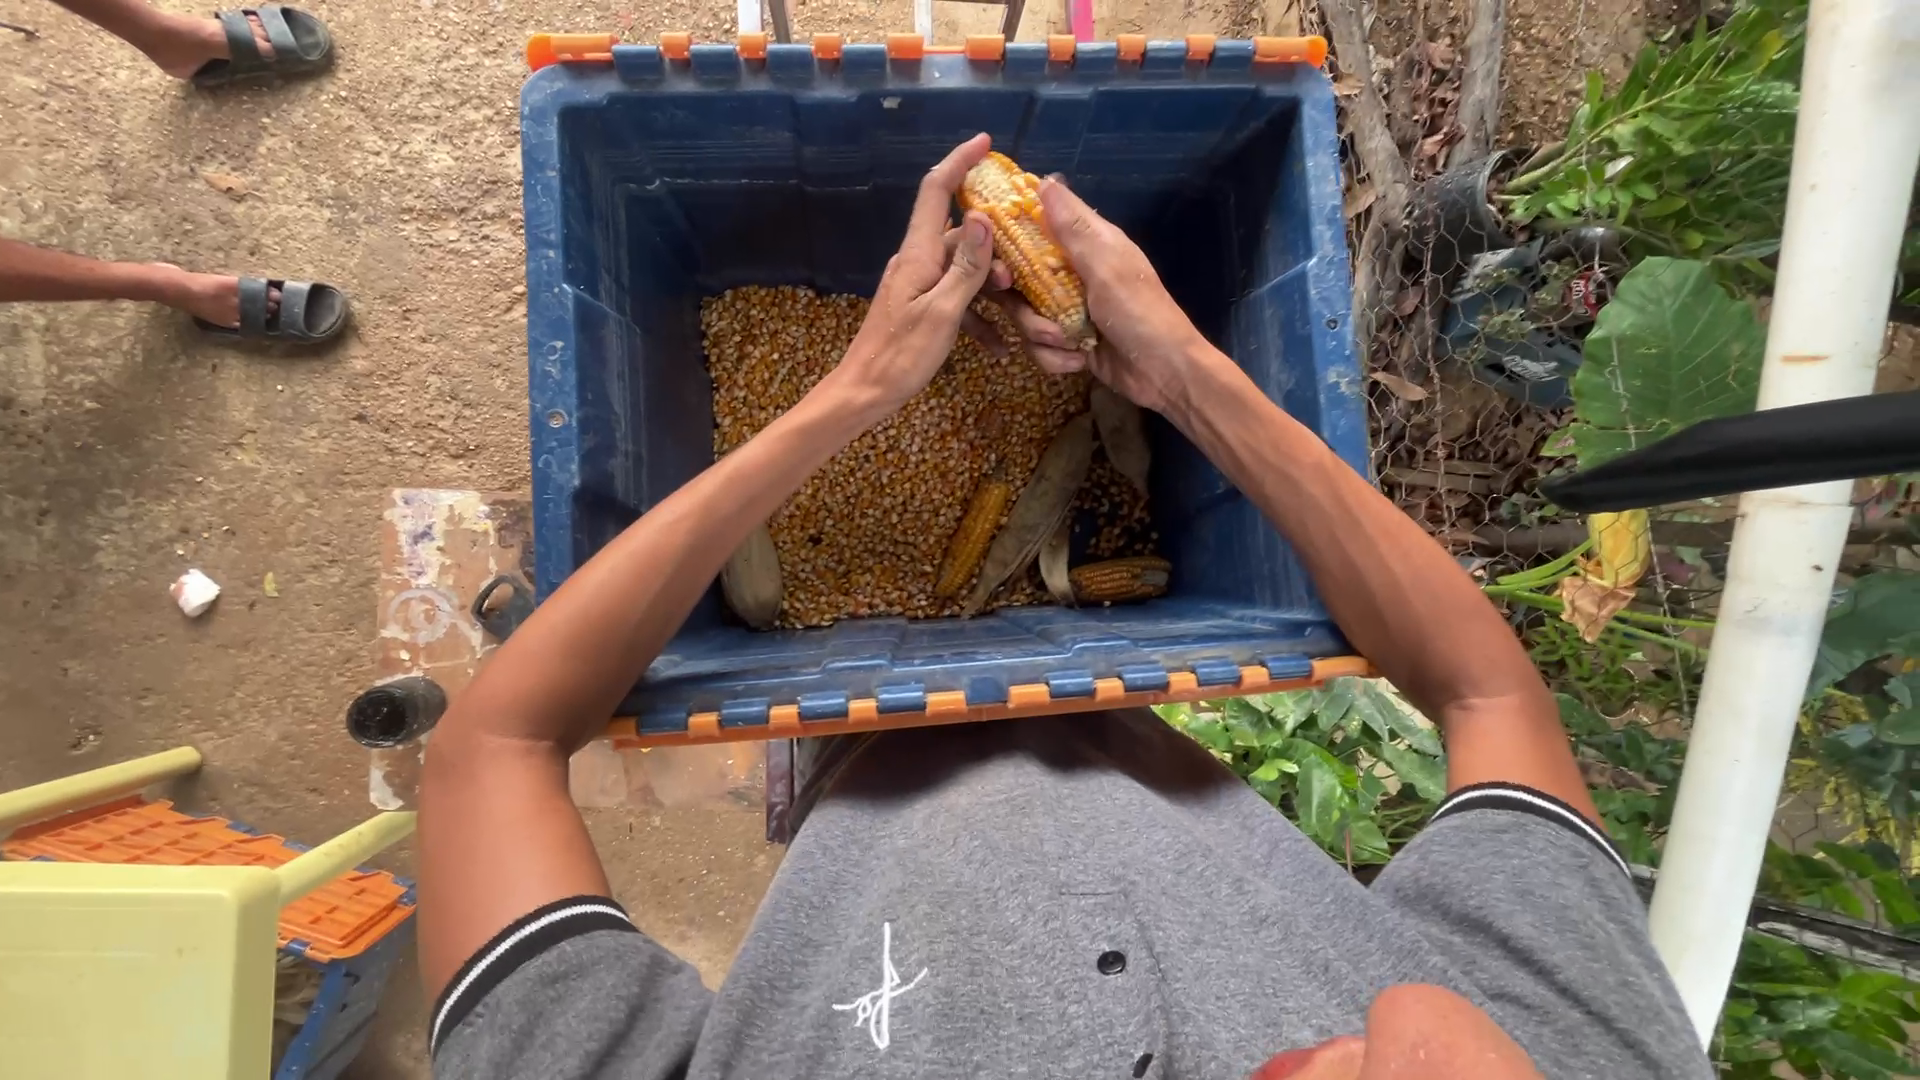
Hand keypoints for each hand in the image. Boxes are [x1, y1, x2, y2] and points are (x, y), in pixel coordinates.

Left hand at [828, 133, 1009, 417]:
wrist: (865, 394)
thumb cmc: (900, 355)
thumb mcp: (941, 312)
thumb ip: (965, 267)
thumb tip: (981, 217)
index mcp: (918, 254)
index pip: (936, 190)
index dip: (960, 162)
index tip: (986, 143)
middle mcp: (917, 262)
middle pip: (960, 237)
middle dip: (994, 248)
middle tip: (1022, 272)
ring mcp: (918, 288)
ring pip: (963, 273)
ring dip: (991, 291)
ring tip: (1021, 313)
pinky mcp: (921, 311)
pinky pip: (956, 305)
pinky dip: (978, 321)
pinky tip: (1000, 348)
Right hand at [993, 178, 1212, 414]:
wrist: (1163, 373)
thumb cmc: (1140, 313)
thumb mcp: (1107, 266)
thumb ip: (1074, 228)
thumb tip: (1043, 181)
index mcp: (1086, 244)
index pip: (1038, 223)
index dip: (1010, 233)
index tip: (995, 252)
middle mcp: (1072, 273)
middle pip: (1019, 276)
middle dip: (1019, 300)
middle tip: (1023, 308)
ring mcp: (1067, 310)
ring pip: (1025, 316)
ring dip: (1041, 334)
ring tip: (1066, 342)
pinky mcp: (1067, 342)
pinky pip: (1039, 346)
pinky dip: (1054, 357)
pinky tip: (1078, 360)